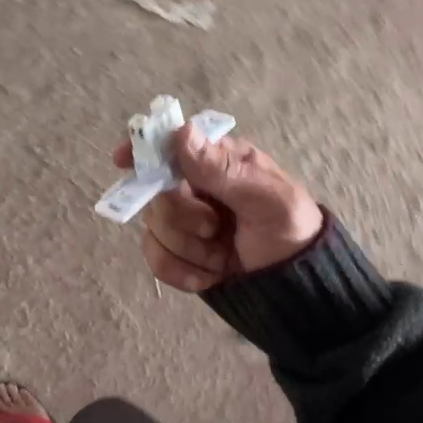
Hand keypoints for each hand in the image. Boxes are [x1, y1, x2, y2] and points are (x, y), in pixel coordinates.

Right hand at [113, 123, 322, 291]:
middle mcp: (193, 186)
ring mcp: (183, 221)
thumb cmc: (293, 234)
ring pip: (153, 228)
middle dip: (182, 217)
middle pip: (155, 192)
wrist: (298, 291)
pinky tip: (210, 276)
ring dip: (189, 249)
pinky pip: (155, 258)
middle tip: (214, 229)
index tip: (123, 160)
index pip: (170, 144)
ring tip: (222, 257)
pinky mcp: (177, 252)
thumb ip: (223, 169)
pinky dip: (182, 272)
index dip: (143, 149)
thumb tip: (181, 131)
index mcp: (218, 161)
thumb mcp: (268, 199)